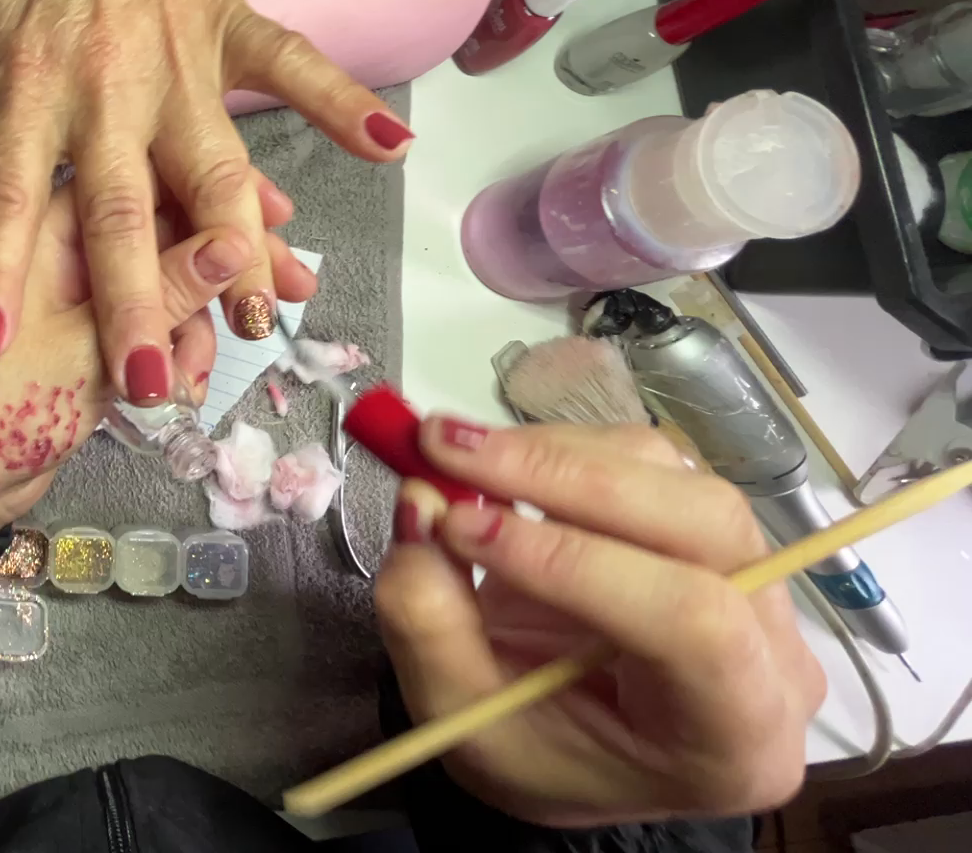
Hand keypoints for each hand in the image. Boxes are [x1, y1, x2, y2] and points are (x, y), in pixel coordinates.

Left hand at [0, 176, 313, 541]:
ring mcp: (85, 296)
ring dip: (196, 330)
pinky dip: (173, 356)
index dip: (219, 197)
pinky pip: (151, 332)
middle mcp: (73, 248)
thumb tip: (240, 235)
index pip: (149, 183)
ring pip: (167, 289)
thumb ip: (166, 290)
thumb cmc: (0, 403)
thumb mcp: (90, 345)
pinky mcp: (93, 339)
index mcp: (55, 224)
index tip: (280, 217)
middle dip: (229, 269)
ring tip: (196, 379)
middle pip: (169, 237)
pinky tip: (184, 390)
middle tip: (295, 290)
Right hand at [374, 422, 826, 827]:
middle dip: (555, 473)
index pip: (690, 624)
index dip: (565, 559)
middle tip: (439, 447)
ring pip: (667, 473)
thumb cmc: (523, 745)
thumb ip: (424, 616)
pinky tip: (494, 466)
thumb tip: (419, 501)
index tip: (453, 524)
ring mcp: (747, 579)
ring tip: (452, 454)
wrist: (563, 734)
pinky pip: (639, 459)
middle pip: (699, 521)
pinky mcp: (700, 529)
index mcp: (732, 733)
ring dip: (546, 451)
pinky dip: (551, 446)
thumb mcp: (451, 710)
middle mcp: (771, 649)